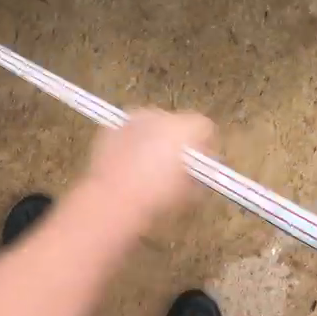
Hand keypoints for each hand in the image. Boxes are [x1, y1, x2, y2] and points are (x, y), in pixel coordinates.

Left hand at [70, 109, 215, 232]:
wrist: (114, 199)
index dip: (203, 146)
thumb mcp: (190, 191)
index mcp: (185, 129)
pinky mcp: (112, 127)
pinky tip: (128, 162)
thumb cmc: (157, 198)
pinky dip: (131, 140)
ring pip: (151, 123)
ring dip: (153, 138)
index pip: (204, 127)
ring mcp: (133, 119)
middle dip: (176, 140)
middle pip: (177, 123)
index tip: (198, 164)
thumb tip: (195, 171)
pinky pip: (129, 130)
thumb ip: (197, 174)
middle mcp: (160, 116)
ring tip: (146, 164)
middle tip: (172, 165)